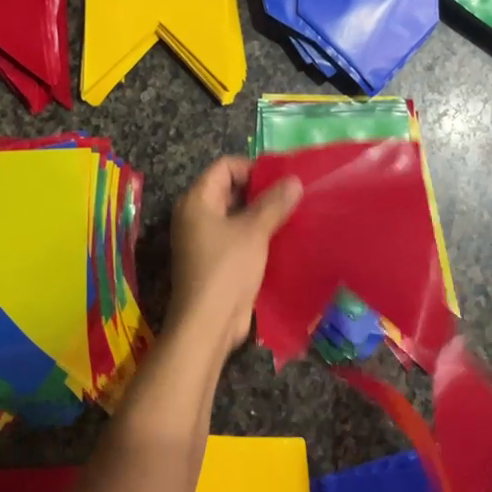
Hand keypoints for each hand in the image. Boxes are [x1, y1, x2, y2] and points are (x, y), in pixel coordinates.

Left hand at [169, 157, 301, 351]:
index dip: (253, 168)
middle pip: (230, 189)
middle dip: (261, 191)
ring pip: (236, 214)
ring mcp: (204, 239)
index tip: (282, 177)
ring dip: (261, 214)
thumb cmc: (227, 268)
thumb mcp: (254, 231)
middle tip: (292, 194)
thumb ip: (274, 203)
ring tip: (293, 213)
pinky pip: (237, 236)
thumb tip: (295, 179)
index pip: (225, 167)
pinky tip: (282, 237)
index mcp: (197, 200)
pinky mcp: (215, 260)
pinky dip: (257, 234)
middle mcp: (196, 215)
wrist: (208, 324)